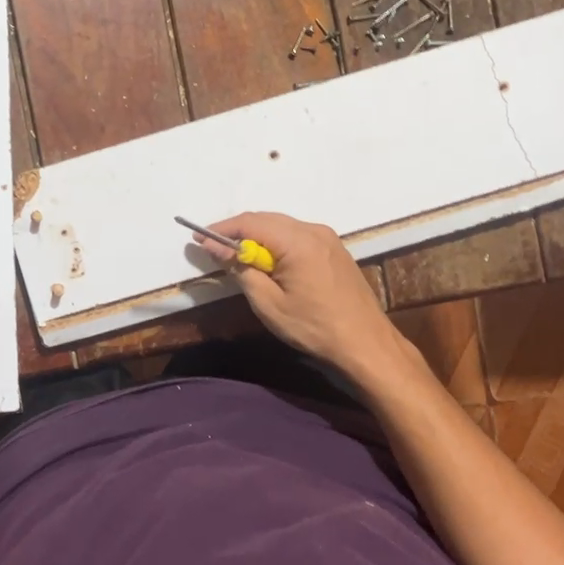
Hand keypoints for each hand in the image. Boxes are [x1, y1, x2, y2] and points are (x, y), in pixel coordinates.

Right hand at [197, 212, 407, 378]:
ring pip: (281, 226)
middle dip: (237, 232)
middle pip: (266, 220)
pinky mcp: (333, 250)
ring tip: (235, 256)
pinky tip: (266, 261)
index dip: (221, 231)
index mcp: (298, 241)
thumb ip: (241, 269)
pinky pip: (296, 236)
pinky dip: (275, 243)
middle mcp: (314, 231)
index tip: (198, 242)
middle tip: (212, 249)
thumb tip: (217, 247)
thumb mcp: (268, 303)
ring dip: (256, 237)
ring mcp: (328, 239)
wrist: (366, 344)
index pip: (250, 223)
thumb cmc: (314, 327)